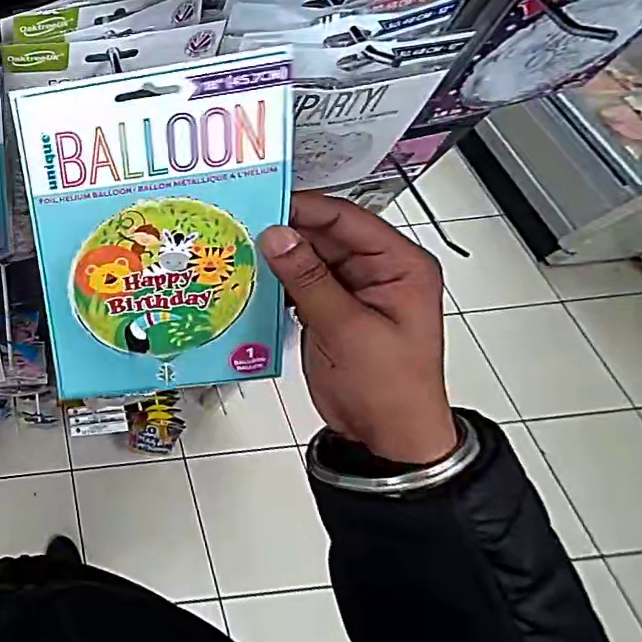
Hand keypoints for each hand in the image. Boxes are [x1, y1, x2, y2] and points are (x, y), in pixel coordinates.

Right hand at [259, 192, 455, 464]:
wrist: (386, 437)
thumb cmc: (390, 390)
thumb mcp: (348, 329)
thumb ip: (309, 279)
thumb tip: (277, 236)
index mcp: (399, 265)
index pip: (348, 219)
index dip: (306, 209)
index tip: (266, 203)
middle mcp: (377, 270)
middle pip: (325, 235)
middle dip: (286, 232)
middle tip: (243, 226)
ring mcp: (352, 289)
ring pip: (309, 257)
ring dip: (279, 256)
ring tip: (241, 249)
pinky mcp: (331, 308)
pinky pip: (301, 282)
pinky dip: (279, 281)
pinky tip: (253, 279)